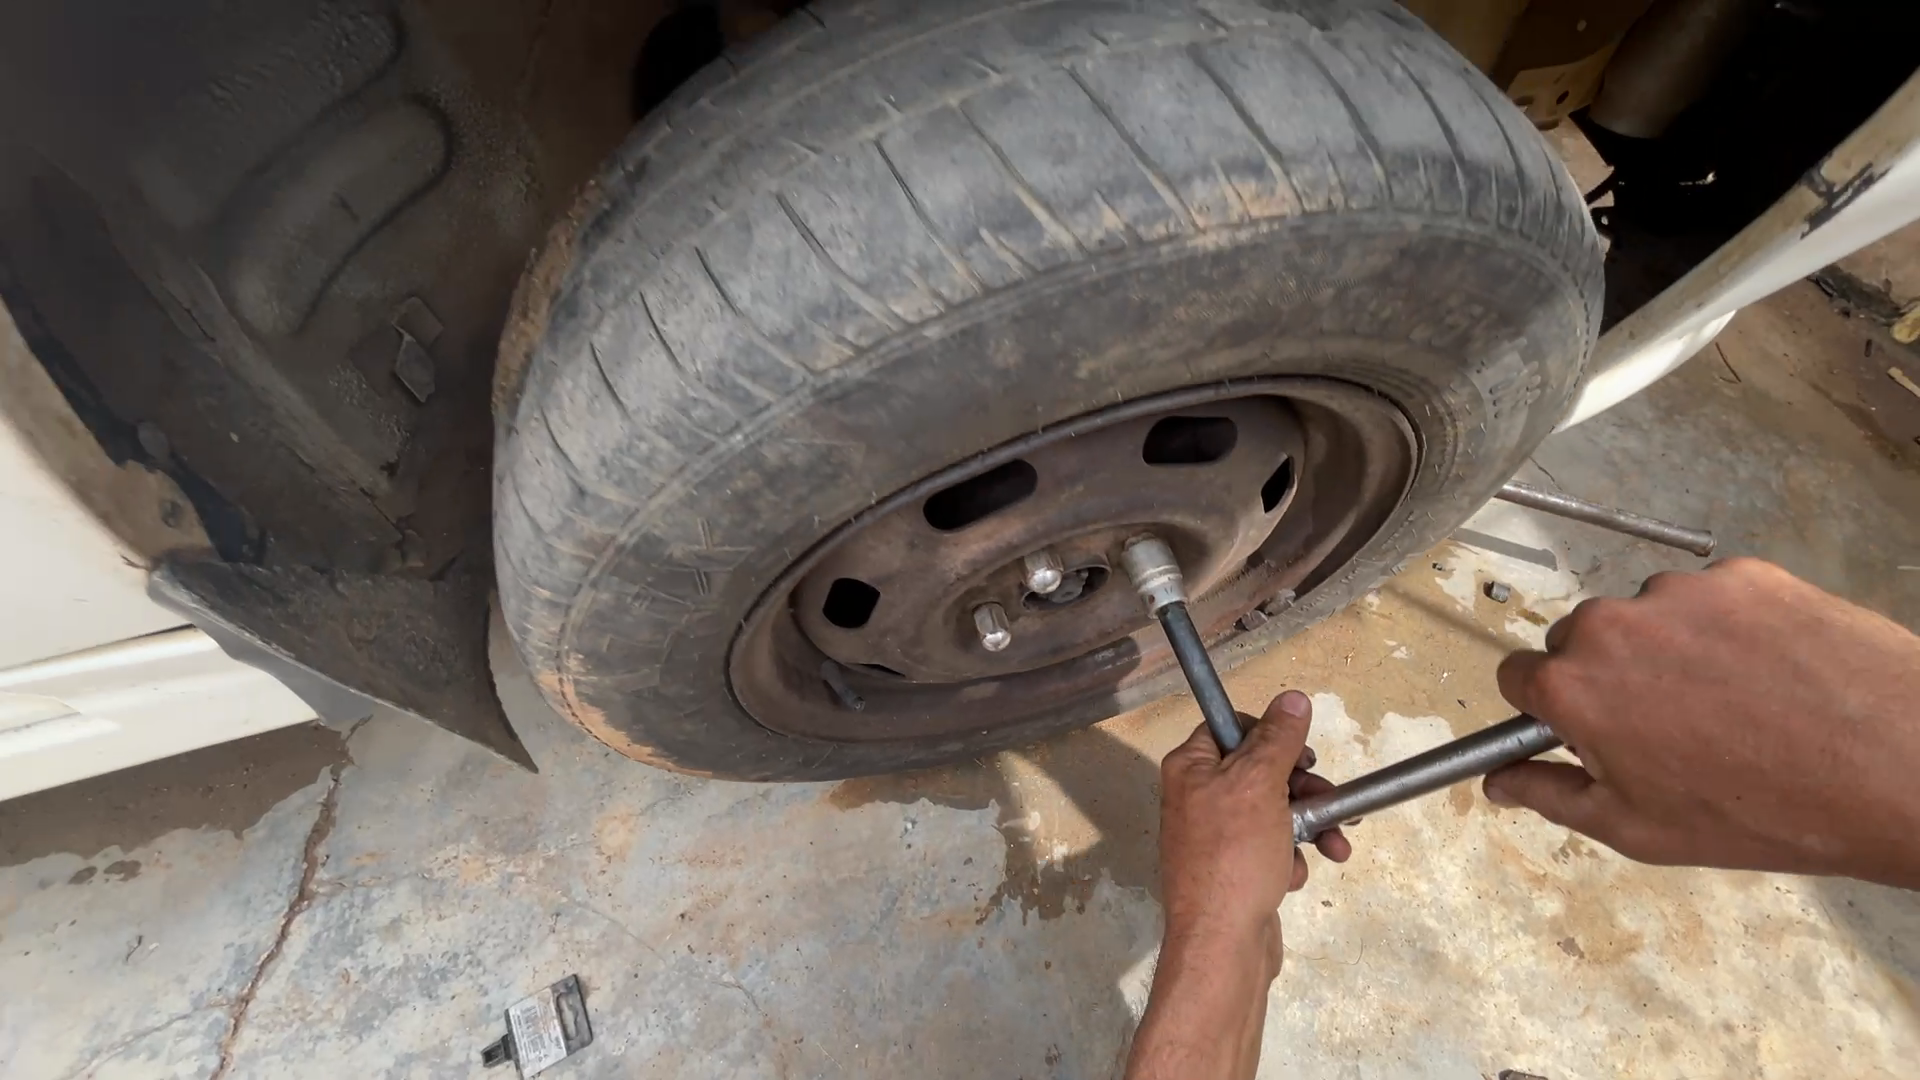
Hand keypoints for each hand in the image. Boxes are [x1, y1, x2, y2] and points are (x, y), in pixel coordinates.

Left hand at [1126, 691, 1350, 1079]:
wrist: (1223, 941)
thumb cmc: (1234, 852)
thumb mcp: (1259, 784)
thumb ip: (1277, 740)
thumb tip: (1292, 697)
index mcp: (1190, 766)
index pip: (1230, 727)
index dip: (1269, 735)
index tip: (1301, 752)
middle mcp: (1196, 794)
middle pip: (1258, 770)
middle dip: (1301, 787)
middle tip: (1327, 798)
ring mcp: (1213, 834)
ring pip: (1272, 811)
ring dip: (1308, 826)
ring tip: (1335, 845)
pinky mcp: (1233, 868)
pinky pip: (1269, 848)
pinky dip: (1287, 858)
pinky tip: (1292, 876)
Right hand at [1485, 557, 1919, 886]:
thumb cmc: (1766, 811)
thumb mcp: (1640, 827)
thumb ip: (1549, 796)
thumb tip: (1495, 781)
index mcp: (1570, 685)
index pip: (1516, 675)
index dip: (1550, 705)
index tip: (1593, 726)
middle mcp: (1604, 627)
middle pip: (1576, 642)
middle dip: (1608, 674)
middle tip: (1675, 719)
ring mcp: (1673, 594)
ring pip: (1640, 616)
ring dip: (1665, 646)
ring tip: (1736, 694)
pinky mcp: (1738, 575)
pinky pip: (1705, 596)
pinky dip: (1725, 624)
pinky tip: (1771, 665)